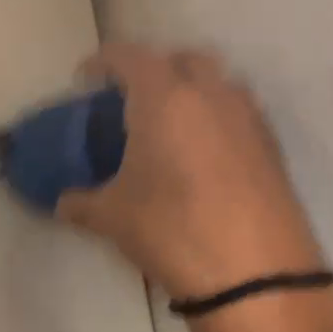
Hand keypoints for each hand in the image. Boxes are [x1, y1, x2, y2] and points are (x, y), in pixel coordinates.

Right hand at [59, 45, 324, 300]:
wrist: (254, 273)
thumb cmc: (169, 229)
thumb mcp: (107, 216)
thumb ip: (78, 200)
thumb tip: (62, 200)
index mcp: (164, 100)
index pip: (130, 58)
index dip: (102, 62)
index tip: (82, 79)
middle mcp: (211, 97)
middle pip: (182, 59)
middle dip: (152, 69)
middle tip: (125, 97)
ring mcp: (248, 120)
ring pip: (216, 83)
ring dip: (187, 91)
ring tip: (160, 124)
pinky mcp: (270, 148)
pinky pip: (235, 113)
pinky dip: (210, 118)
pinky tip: (190, 154)